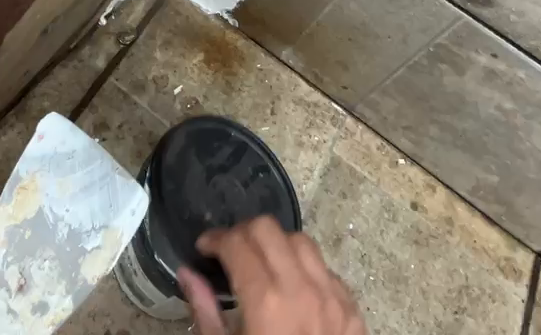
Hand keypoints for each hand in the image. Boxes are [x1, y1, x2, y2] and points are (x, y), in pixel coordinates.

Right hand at [177, 216, 366, 334]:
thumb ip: (205, 312)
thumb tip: (186, 273)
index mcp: (266, 302)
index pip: (237, 242)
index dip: (215, 239)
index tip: (203, 248)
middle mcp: (302, 289)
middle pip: (268, 229)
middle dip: (242, 233)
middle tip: (228, 252)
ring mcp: (334, 298)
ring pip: (300, 241)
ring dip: (275, 245)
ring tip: (260, 265)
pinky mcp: (353, 312)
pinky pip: (326, 270)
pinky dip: (304, 269)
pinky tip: (292, 290)